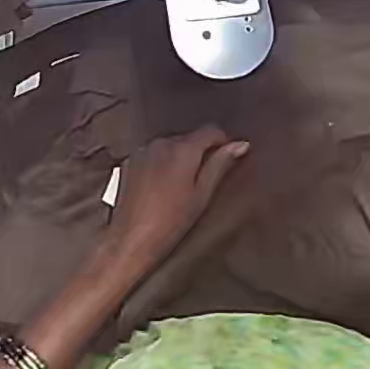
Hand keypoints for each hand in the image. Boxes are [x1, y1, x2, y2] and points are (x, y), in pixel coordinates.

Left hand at [98, 126, 249, 282]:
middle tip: (205, 177)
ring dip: (180, 156)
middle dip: (200, 150)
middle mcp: (161, 142)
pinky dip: (162, 162)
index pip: (211, 130)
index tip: (229, 155)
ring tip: (182, 184)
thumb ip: (220, 164)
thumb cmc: (171, 221)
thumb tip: (240, 144)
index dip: (223, 141)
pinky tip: (162, 185)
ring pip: (171, 144)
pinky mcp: (130, 160)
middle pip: (189, 137)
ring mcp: (143, 150)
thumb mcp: (202, 194)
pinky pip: (154, 153)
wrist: (131, 238)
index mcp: (182, 149)